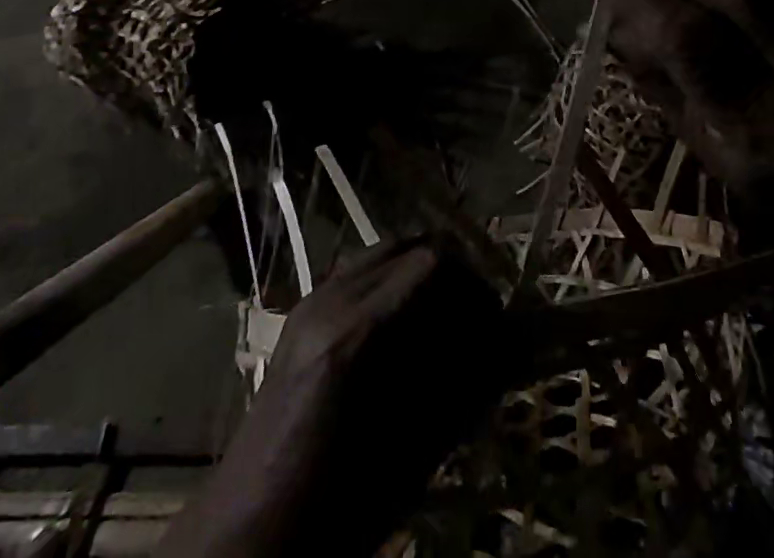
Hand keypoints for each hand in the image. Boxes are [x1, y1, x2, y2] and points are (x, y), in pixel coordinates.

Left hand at [158, 241, 506, 556]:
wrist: (255, 527)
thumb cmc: (343, 500)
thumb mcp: (421, 446)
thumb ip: (474, 381)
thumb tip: (518, 339)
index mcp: (358, 333)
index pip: (434, 262)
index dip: (474, 289)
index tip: (492, 327)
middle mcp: (330, 300)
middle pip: (410, 246)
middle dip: (452, 278)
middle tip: (470, 324)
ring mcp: (310, 301)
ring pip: (383, 253)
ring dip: (422, 279)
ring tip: (438, 328)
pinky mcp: (301, 314)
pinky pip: (359, 274)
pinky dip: (392, 287)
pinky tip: (401, 333)